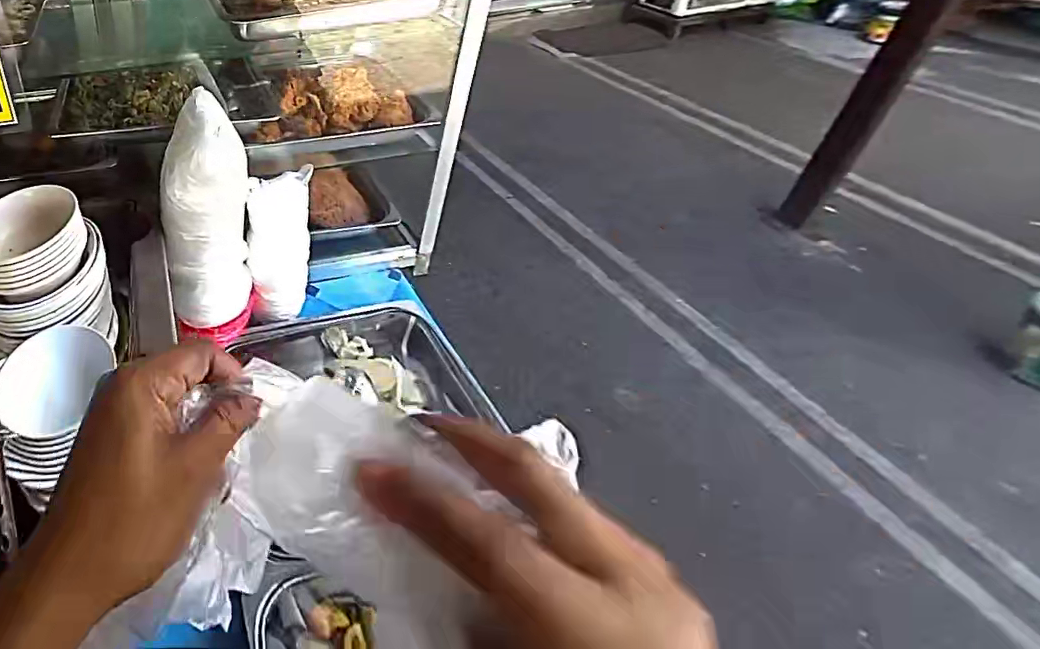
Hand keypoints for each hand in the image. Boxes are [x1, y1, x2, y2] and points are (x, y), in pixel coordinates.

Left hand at [33, 341, 260, 612]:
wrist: (71, 568)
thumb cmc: (134, 519)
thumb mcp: (193, 469)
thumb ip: (225, 423)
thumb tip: (250, 397)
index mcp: (138, 381)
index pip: (197, 352)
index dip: (231, 371)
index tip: (252, 404)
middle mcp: (119, 383)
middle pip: (181, 369)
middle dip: (214, 395)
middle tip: (239, 433)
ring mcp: (108, 406)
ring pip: (167, 394)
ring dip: (195, 417)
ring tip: (215, 454)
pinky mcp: (105, 430)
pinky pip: (149, 413)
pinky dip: (174, 430)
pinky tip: (185, 464)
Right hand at [356, 417, 714, 648]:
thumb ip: (455, 610)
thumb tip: (402, 547)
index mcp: (581, 616)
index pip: (482, 533)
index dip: (416, 494)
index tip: (367, 467)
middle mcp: (630, 584)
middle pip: (535, 478)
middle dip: (469, 438)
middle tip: (420, 423)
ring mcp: (660, 582)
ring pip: (566, 492)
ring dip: (505, 468)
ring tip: (459, 461)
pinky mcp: (672, 592)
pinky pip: (591, 523)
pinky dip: (541, 507)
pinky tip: (515, 516)